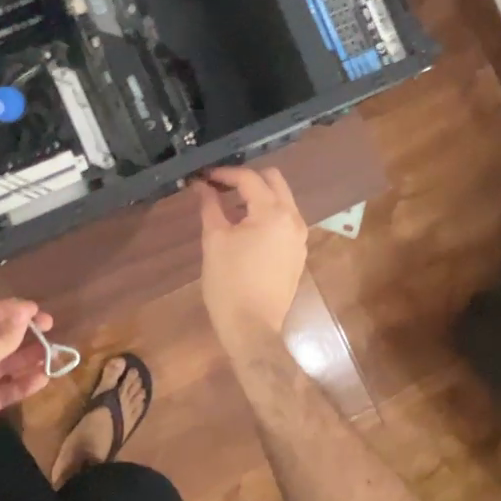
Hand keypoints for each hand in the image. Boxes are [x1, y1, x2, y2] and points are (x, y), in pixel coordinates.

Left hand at [0, 299, 53, 487]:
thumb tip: (23, 313)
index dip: (9, 311)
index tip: (37, 309)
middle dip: (20, 334)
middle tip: (50, 328)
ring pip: (0, 366)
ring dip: (24, 360)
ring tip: (52, 355)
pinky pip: (1, 390)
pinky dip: (20, 384)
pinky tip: (42, 380)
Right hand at [196, 166, 307, 347]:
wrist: (252, 327)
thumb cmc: (228, 283)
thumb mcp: (214, 240)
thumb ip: (210, 206)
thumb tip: (201, 186)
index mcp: (273, 212)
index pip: (249, 178)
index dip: (224, 173)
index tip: (204, 176)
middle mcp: (293, 219)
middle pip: (273, 181)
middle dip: (247, 179)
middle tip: (220, 187)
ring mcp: (299, 237)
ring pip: (282, 200)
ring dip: (259, 197)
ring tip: (231, 208)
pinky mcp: (298, 253)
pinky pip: (285, 221)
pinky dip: (267, 215)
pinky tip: (247, 230)